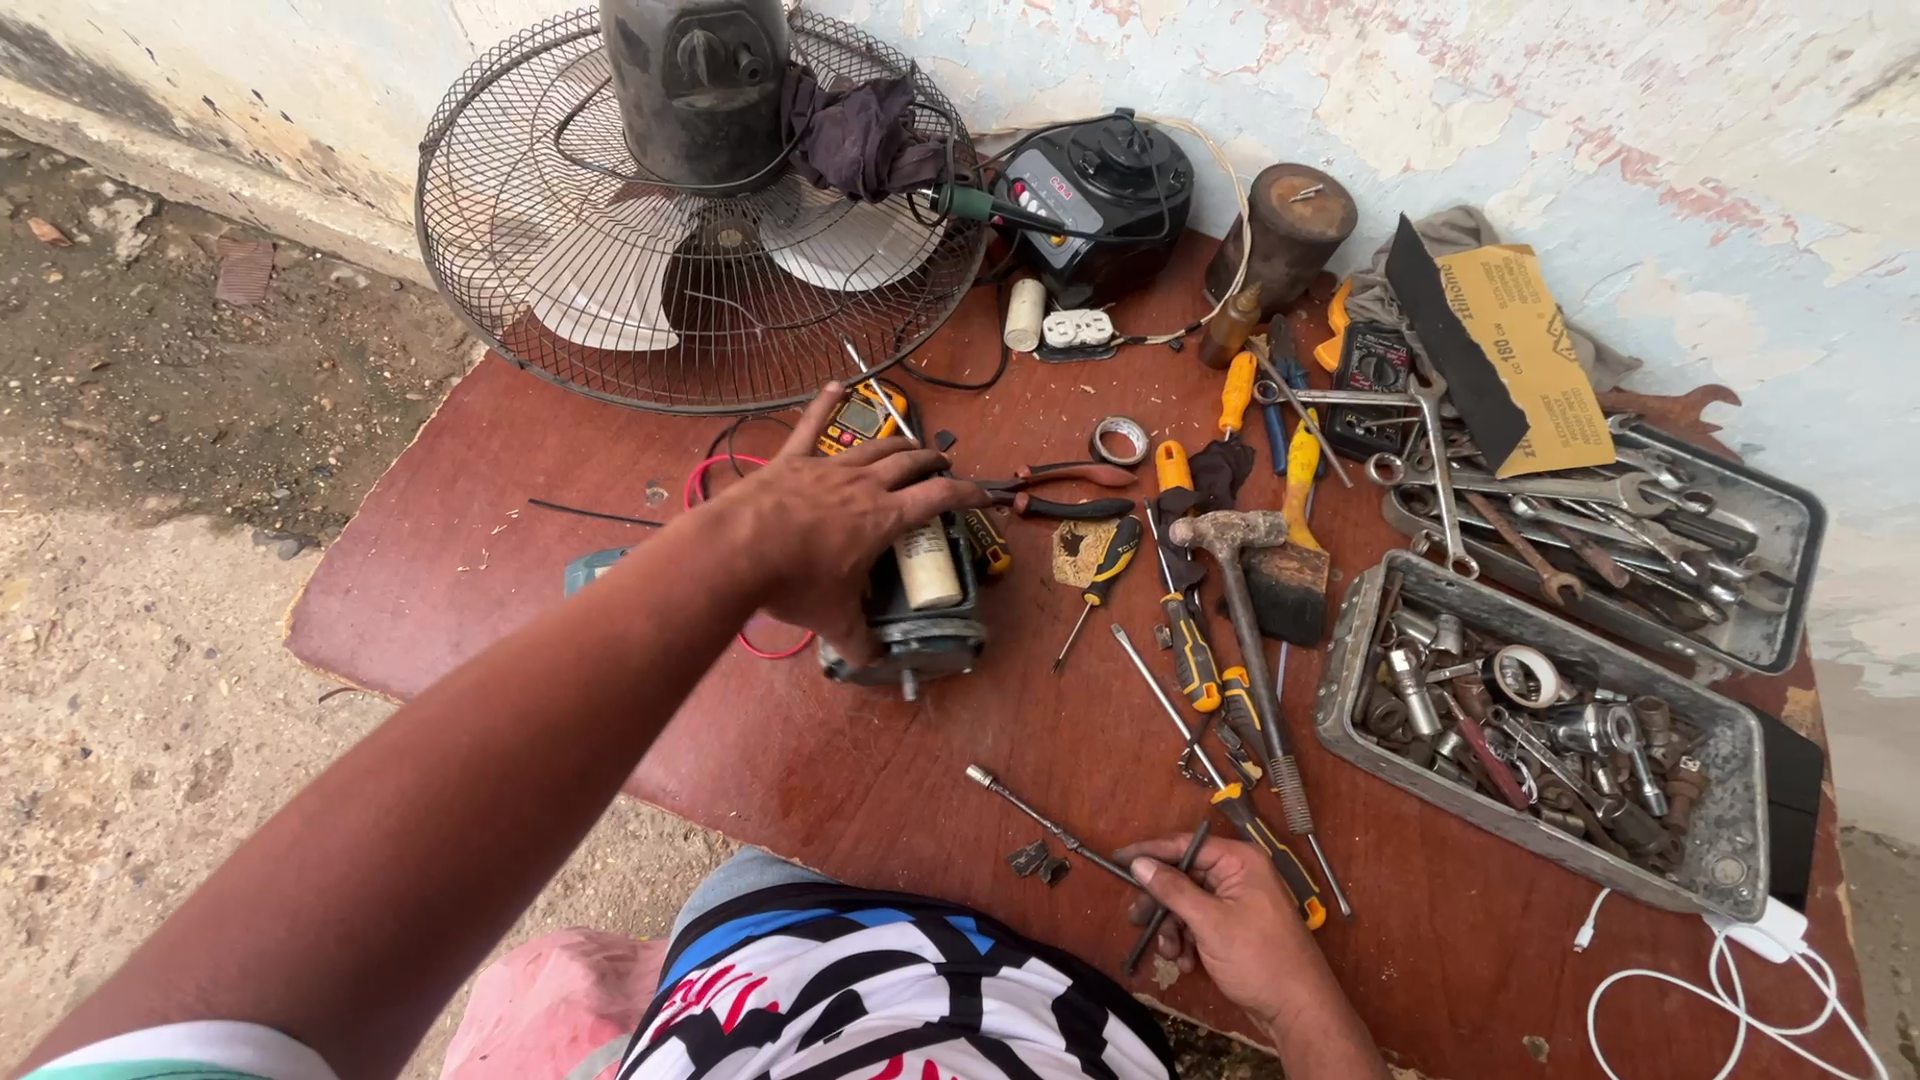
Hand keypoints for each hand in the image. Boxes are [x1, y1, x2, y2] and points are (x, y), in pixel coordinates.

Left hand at [704, 383, 987, 665]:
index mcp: (884, 517)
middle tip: (943, 464)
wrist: (737, 552)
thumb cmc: (795, 583)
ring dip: (898, 443)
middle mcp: (864, 484)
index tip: (985, 493)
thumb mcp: (833, 619)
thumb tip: (873, 663)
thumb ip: (858, 642)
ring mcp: (828, 466)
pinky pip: (810, 424)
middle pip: (911, 463)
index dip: (968, 493)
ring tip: (911, 444)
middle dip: (933, 461)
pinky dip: (825, 404)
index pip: (940, 498)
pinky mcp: (791, 460)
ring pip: (874, 445)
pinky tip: (836, 385)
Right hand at [1116, 834, 1332, 1028]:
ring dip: (1173, 928)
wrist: (1299, 1013)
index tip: (1118, 859)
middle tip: (1137, 919)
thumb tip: (1138, 864)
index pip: (1184, 845)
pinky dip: (1187, 940)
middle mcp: (1237, 874)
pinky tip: (1186, 961)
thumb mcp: (1210, 922)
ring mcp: (1236, 901)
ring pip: (1187, 902)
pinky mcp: (1233, 925)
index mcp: (1239, 861)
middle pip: (1183, 876)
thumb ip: (1172, 889)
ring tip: (1171, 953)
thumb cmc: (1259, 959)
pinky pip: (1198, 921)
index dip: (1150, 853)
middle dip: (1162, 904)